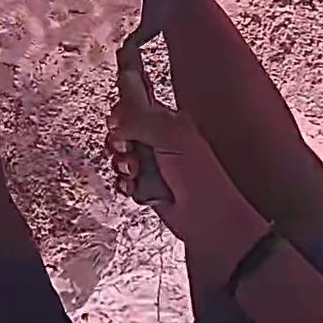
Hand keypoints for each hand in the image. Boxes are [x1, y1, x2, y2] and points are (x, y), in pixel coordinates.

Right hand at [107, 84, 270, 284]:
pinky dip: (124, 182)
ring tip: (135, 172)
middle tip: (127, 149)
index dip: (122, 111)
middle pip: (120, 130)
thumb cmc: (200, 177)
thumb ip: (139, 119)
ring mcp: (151, 162)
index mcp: (168, 120)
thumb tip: (115, 121)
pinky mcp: (145, 183)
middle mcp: (158, 139)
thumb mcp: (170, 135)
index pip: (135, 102)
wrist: (207, 219)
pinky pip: (122, 177)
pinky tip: (134, 186)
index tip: (117, 122)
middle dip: (118, 141)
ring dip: (121, 164)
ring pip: (119, 154)